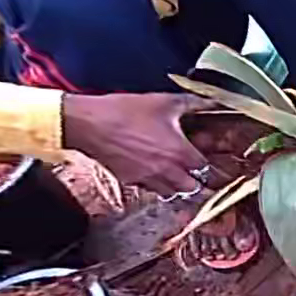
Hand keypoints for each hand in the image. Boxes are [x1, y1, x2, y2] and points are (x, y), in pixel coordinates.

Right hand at [60, 93, 209, 196]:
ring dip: (175, 187)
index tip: (199, 156)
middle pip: (191, 187)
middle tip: (190, 171)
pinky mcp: (128, 179)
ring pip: (171, 193)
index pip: (204, 167)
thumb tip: (211, 102)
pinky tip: (152, 174)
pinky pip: (148, 190)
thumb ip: (192, 103)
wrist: (84, 121)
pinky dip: (154, 186)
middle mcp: (167, 169)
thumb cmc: (124, 111)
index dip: (203, 162)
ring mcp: (147, 177)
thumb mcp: (164, 102)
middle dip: (194, 180)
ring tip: (173, 176)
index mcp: (179, 152)